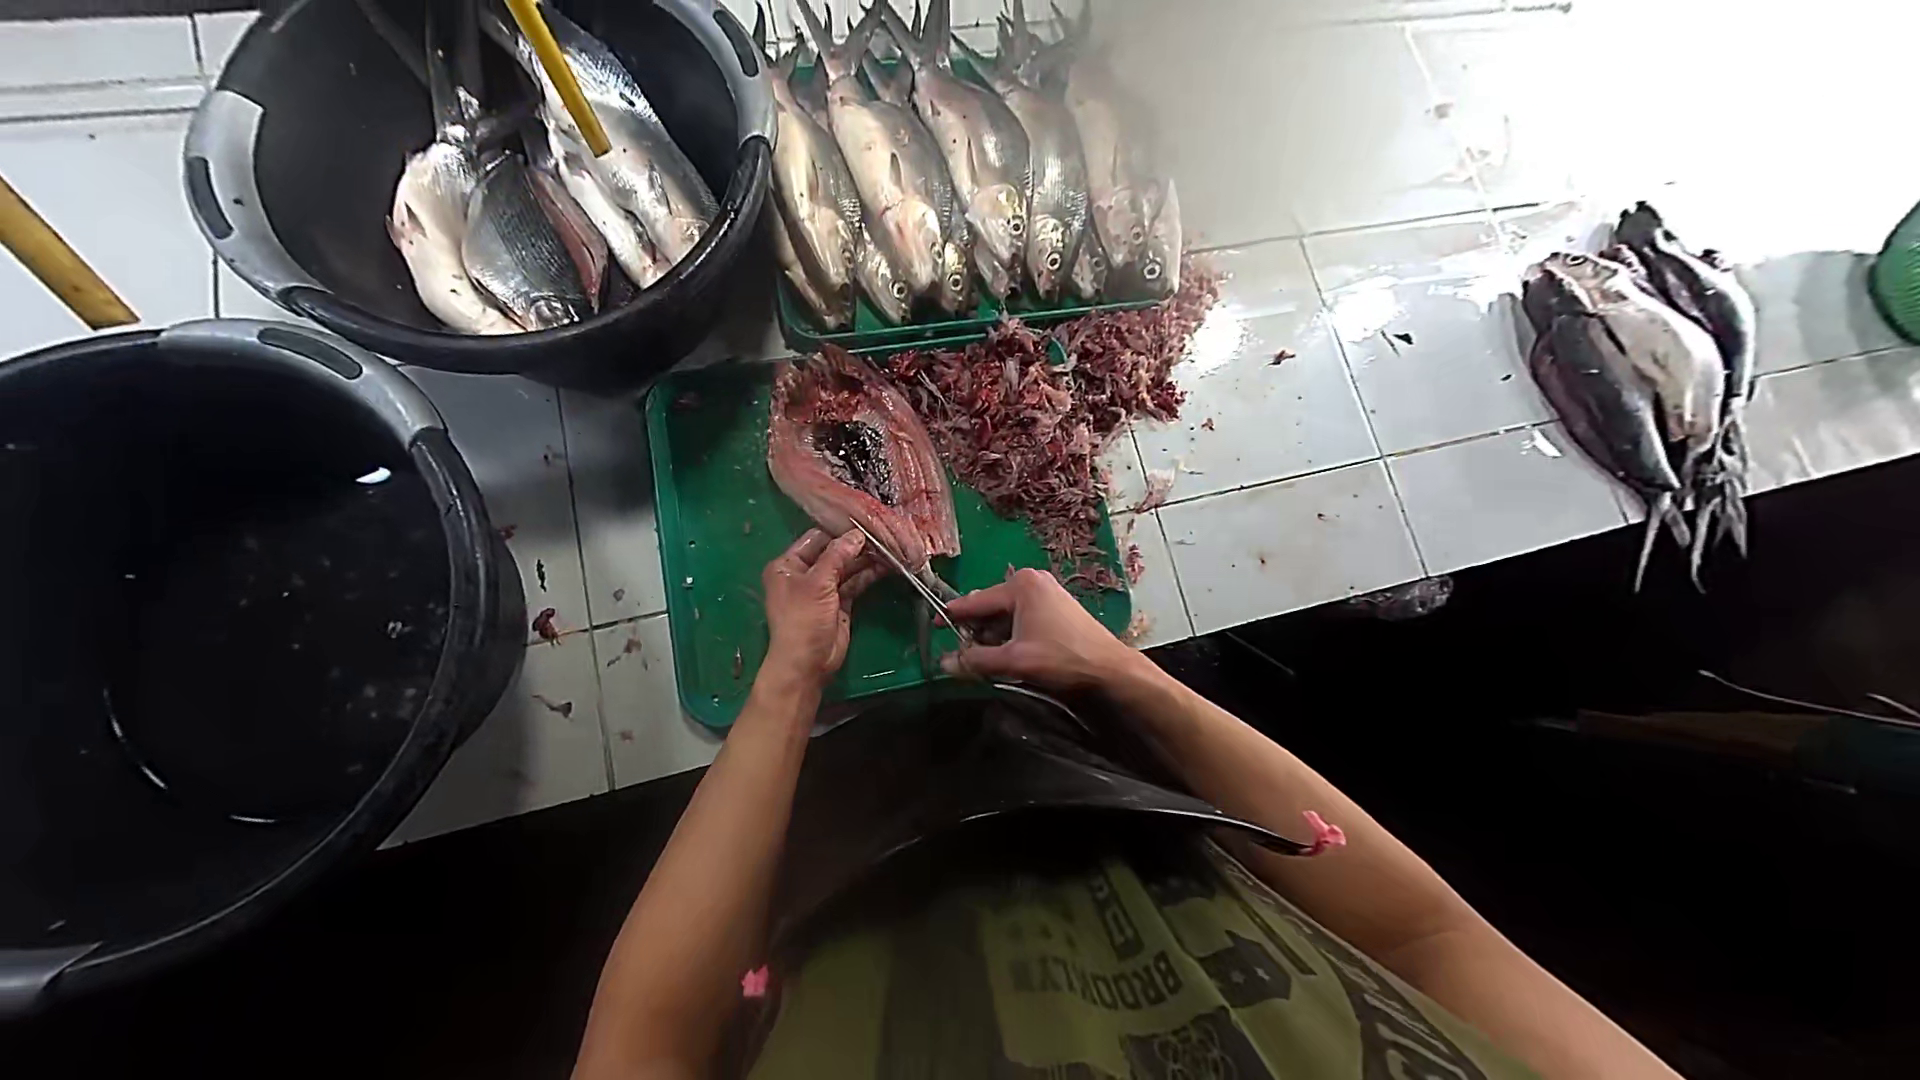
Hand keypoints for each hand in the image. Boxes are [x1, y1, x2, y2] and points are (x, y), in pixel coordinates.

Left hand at [761, 529, 881, 689]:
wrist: (807, 663)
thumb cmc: (803, 620)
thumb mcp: (817, 583)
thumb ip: (837, 556)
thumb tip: (857, 535)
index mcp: (788, 565)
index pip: (816, 539)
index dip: (839, 532)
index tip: (864, 522)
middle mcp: (804, 574)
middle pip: (834, 553)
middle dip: (857, 546)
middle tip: (883, 535)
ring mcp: (823, 589)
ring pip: (847, 568)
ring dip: (866, 560)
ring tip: (889, 549)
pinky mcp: (839, 603)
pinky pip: (855, 583)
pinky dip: (869, 575)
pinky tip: (886, 566)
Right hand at [940, 569, 1143, 691]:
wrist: (1109, 669)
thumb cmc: (1062, 657)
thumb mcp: (1013, 660)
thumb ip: (975, 660)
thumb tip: (944, 663)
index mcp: (1020, 585)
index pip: (975, 600)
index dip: (952, 615)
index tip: (933, 626)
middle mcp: (1032, 581)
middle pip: (990, 605)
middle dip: (975, 629)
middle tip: (960, 652)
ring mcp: (1046, 592)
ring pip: (1006, 613)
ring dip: (993, 635)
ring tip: (984, 658)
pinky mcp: (1056, 607)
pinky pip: (1021, 617)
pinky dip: (1009, 633)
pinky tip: (1006, 652)